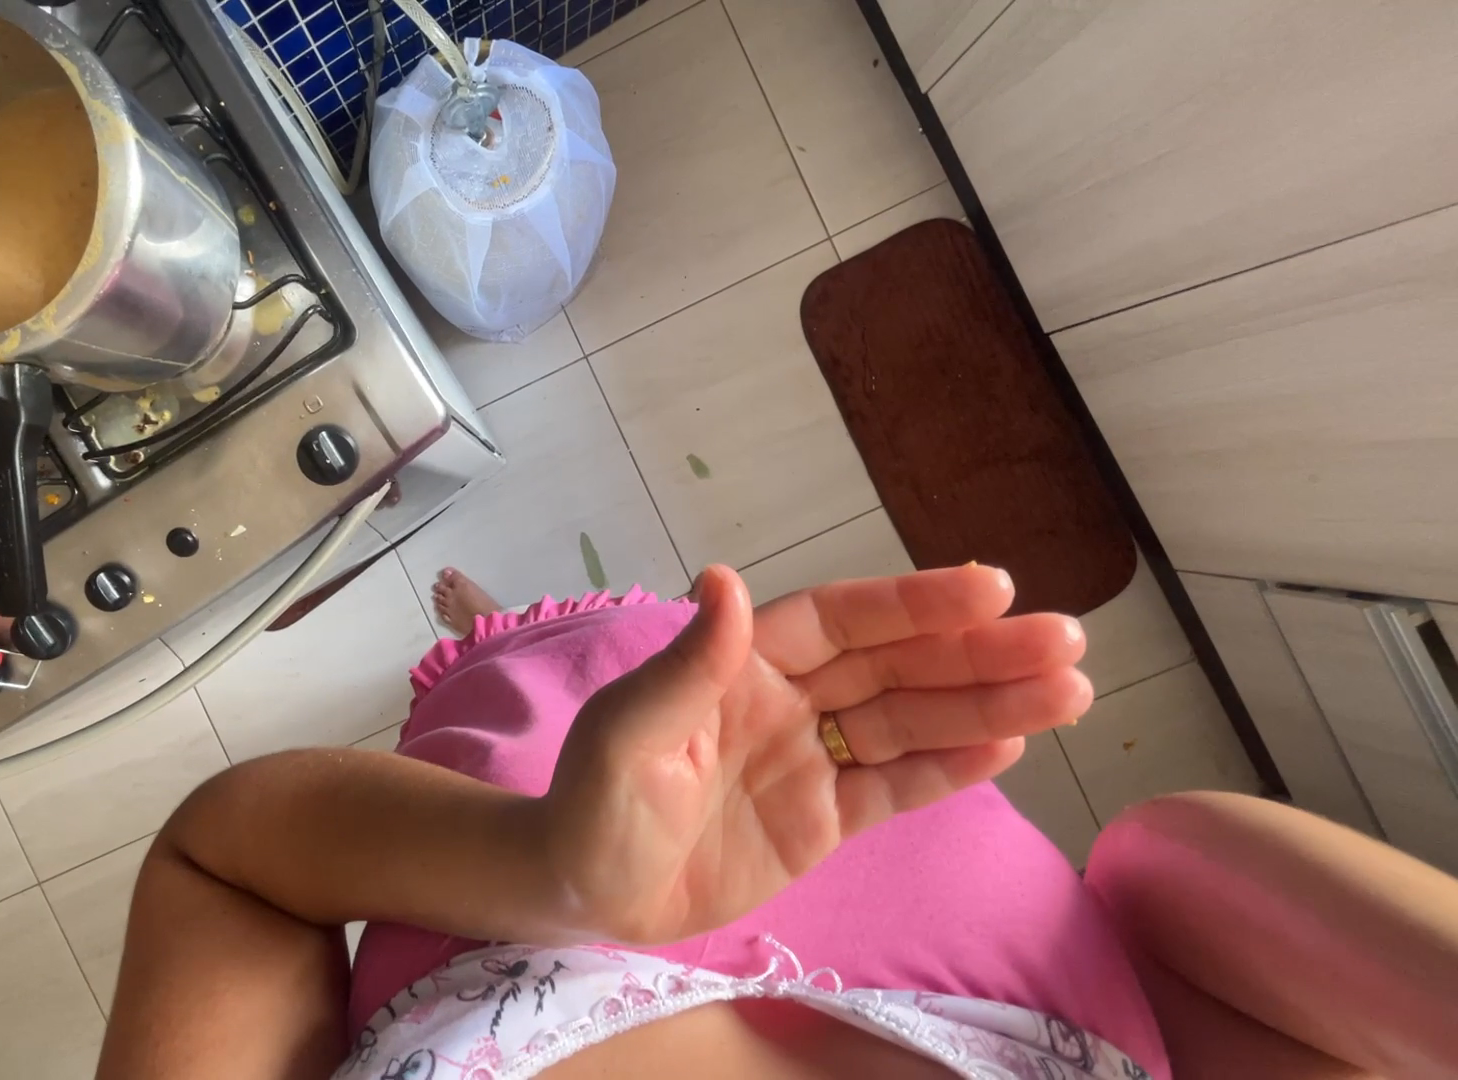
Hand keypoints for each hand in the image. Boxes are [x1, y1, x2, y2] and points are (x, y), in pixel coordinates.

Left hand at [541, 563, 1091, 944]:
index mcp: (738, 664)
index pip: (836, 621)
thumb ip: (690, 662)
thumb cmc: (598, 804)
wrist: (593, 894)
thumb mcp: (634, 731)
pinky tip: (1009, 746)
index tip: (991, 588)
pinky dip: (949, 767)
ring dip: (983, 705)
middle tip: (1065, 642)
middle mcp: (781, 699)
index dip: (909, 604)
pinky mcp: (821, 818)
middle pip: (888, 666)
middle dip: (972, 652)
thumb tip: (724, 575)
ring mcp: (806, 758)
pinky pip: (894, 784)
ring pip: (906, 722)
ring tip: (1067, 690)